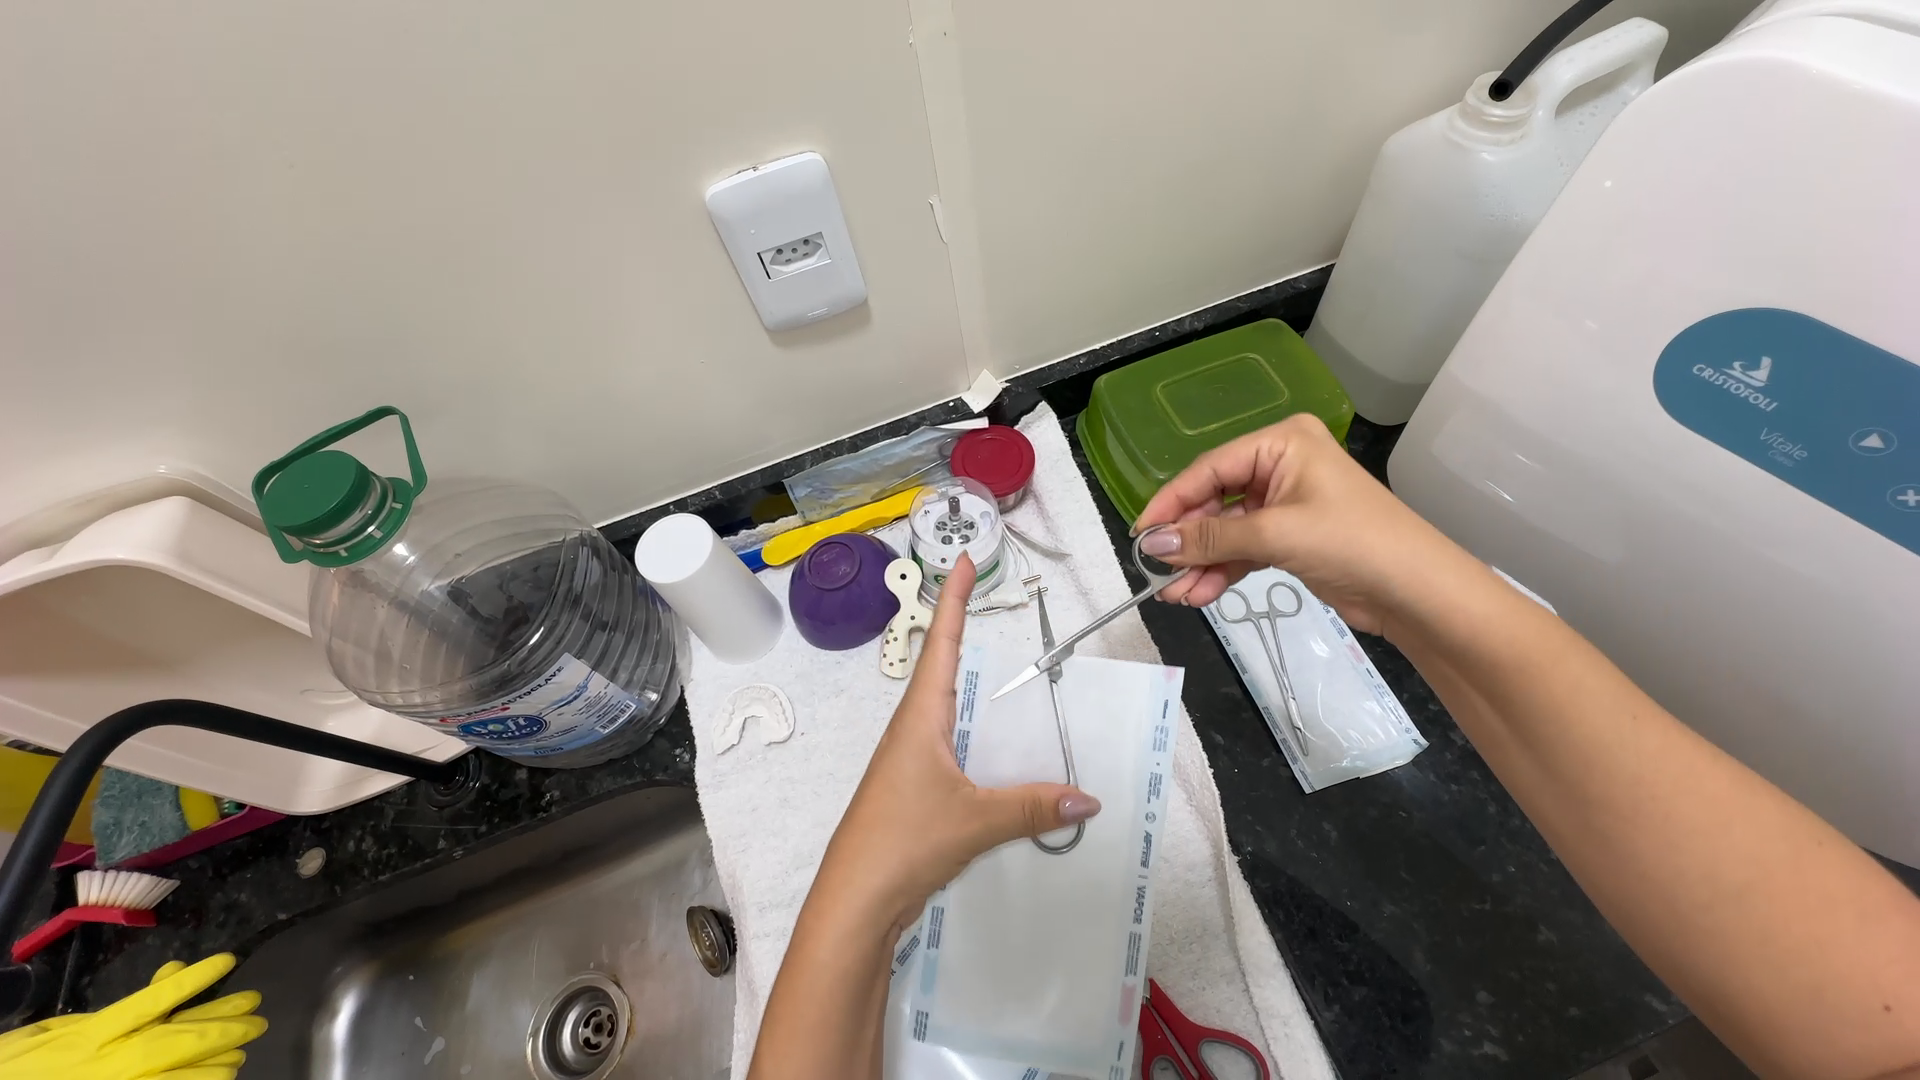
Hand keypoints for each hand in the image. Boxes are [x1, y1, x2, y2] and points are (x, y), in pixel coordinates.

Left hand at [811, 554, 1101, 934]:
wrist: (854, 901)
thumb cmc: (904, 840)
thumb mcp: (976, 820)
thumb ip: (1033, 807)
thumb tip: (1090, 799)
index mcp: (921, 717)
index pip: (941, 643)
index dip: (953, 600)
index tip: (964, 560)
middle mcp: (914, 729)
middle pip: (944, 670)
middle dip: (966, 635)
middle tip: (994, 608)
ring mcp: (912, 760)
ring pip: (951, 714)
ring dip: (976, 693)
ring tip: (1015, 681)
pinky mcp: (916, 790)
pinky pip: (955, 750)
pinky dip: (981, 741)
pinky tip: (1005, 759)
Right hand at [1132, 413, 1457, 635]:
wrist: (1419, 593)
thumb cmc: (1353, 542)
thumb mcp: (1274, 534)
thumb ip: (1209, 538)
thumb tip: (1151, 545)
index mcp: (1281, 444)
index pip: (1209, 469)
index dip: (1171, 503)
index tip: (1140, 535)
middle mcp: (1279, 466)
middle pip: (1213, 501)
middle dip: (1187, 541)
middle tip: (1157, 574)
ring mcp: (1284, 504)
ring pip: (1224, 530)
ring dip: (1199, 562)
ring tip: (1176, 595)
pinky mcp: (1288, 538)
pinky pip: (1241, 549)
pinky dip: (1220, 571)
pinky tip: (1199, 594)